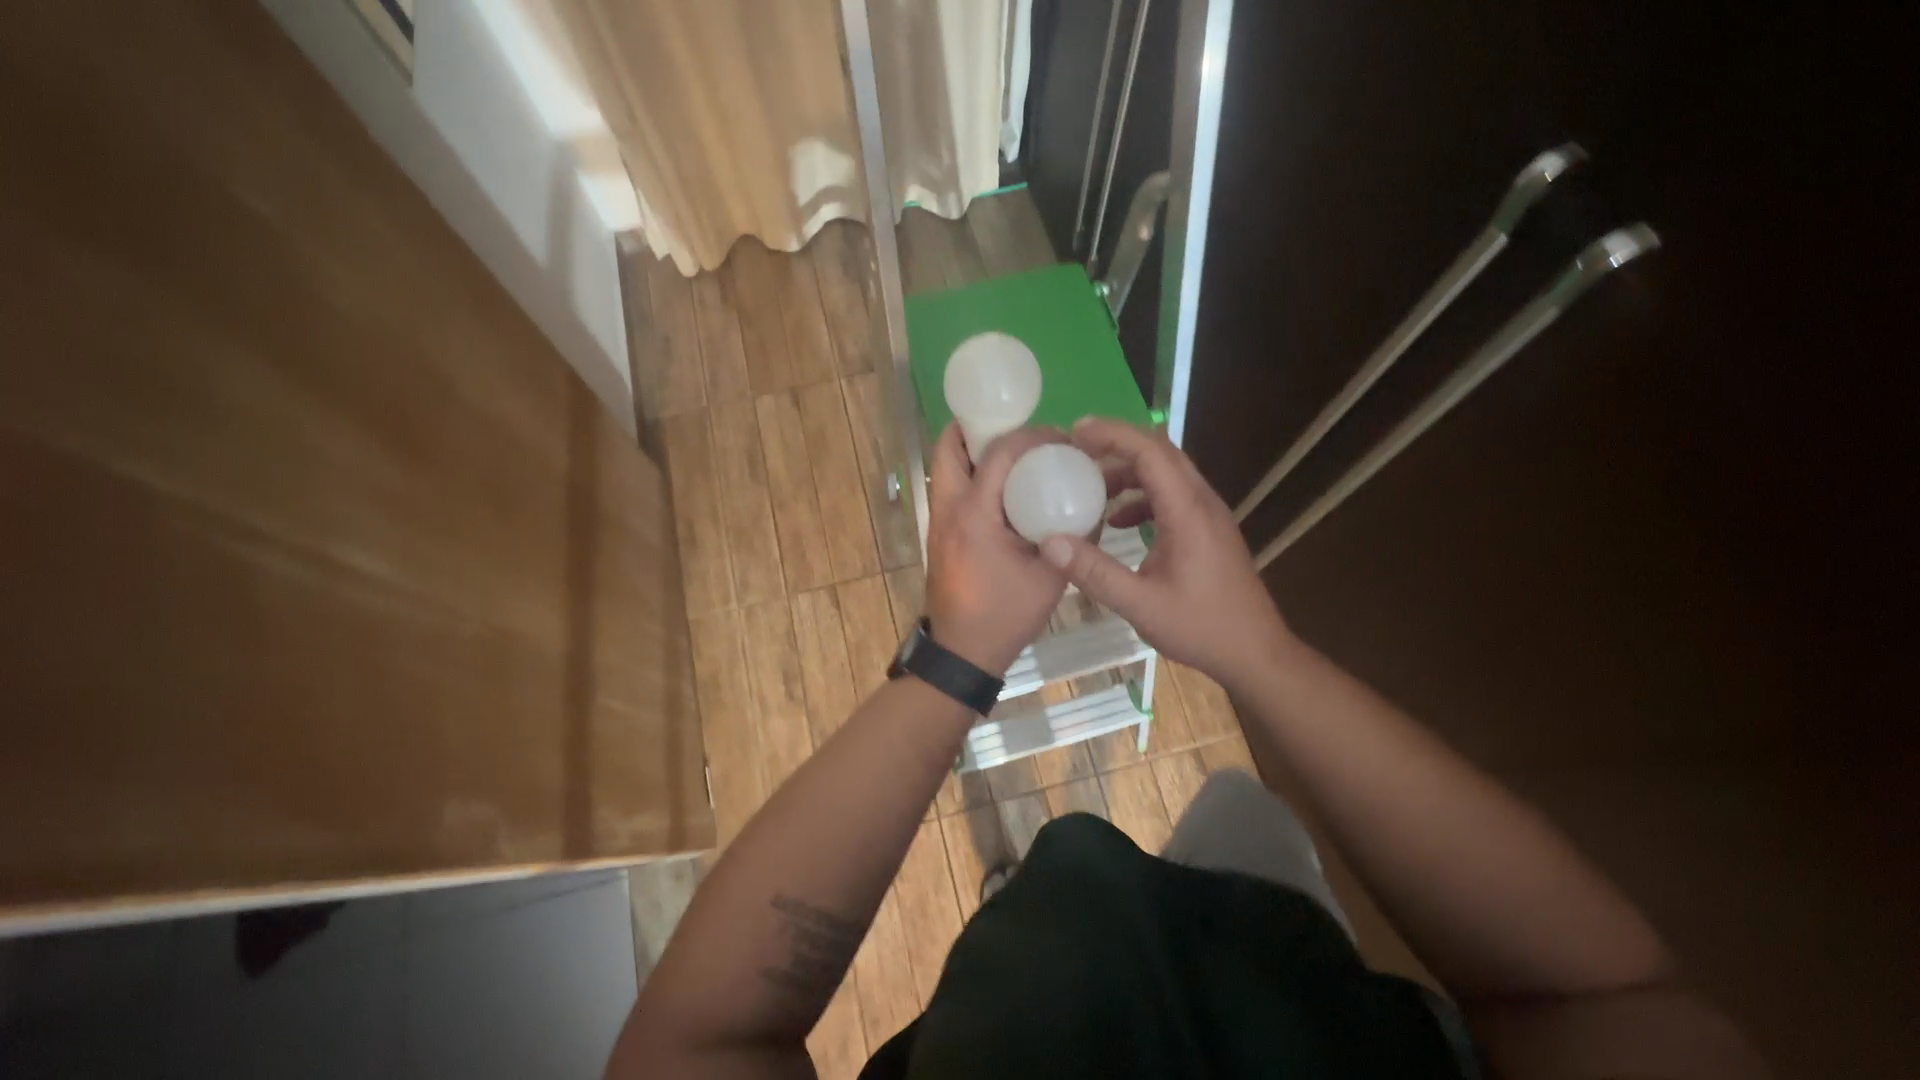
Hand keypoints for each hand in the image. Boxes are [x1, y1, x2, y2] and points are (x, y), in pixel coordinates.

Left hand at [923, 424, 1070, 674]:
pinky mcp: (938, 535)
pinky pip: (949, 489)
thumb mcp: (1051, 577)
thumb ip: (1075, 538)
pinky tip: (1003, 490)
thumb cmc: (1005, 615)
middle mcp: (947, 508)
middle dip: (980, 427)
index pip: (999, 453)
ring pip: (945, 467)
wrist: (961, 653)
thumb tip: (1096, 505)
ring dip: (972, 451)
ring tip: (1012, 455)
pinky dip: (970, 476)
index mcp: (974, 514)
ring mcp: (937, 521)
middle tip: (1018, 431)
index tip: (1058, 438)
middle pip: (950, 446)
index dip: (1030, 436)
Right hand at [1038, 417, 1291, 687]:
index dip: (1112, 435)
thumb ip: (1094, 572)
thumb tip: (1049, 542)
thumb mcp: (1140, 605)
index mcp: (1187, 511)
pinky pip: (1173, 496)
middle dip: (1116, 445)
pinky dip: (1142, 497)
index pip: (1150, 451)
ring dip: (1129, 472)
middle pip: (1160, 453)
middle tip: (1075, 451)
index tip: (1074, 434)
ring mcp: (1209, 515)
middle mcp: (1202, 502)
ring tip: (1090, 488)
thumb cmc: (1201, 628)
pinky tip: (1119, 523)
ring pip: (1167, 473)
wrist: (1255, 652)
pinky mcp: (1209, 530)